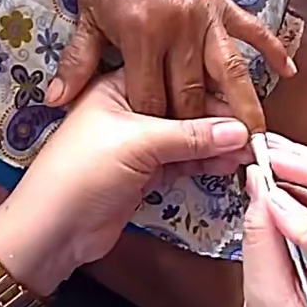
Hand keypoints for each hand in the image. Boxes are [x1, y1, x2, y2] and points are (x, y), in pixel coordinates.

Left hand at [0, 73, 250, 290]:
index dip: (209, 90)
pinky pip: (181, 160)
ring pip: (185, 136)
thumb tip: (238, 130)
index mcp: (115, 87)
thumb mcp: (136, 144)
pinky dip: (203, 162)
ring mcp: (136, 142)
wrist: (52, 228)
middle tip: (254, 132)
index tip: (245, 104)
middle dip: (218, 119)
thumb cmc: (80, 172)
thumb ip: (189, 135)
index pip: (171, 78)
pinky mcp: (143, 171)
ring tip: (249, 150)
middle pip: (182, 107)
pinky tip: (228, 163)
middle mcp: (127, 110)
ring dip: (215, 143)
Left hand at [46, 0, 294, 132]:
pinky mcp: (219, 1)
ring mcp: (204, 16)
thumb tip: (55, 100)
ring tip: (257, 138)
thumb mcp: (87, 15)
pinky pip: (251, 29)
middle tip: (211, 160)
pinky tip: (289, 72)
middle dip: (198, 129)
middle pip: (191, 93)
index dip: (154, 128)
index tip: (160, 152)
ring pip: (230, 71)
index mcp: (141, 35)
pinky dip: (272, 49)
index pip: (150, 98)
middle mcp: (179, 30)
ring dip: (244, 106)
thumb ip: (77, 61)